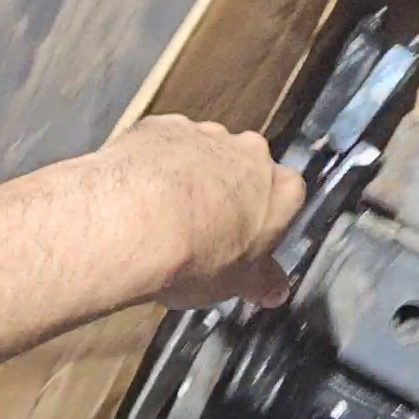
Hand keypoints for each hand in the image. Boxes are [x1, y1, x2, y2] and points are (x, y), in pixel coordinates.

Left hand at [57, 116, 305, 309]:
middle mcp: (250, 152)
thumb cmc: (197, 256)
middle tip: (203, 228)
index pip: (286, 199)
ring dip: (192, 175)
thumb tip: (276, 291)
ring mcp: (206, 134)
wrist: (133, 224)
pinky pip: (165, 144)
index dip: (264, 220)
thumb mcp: (237, 284)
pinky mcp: (164, 127)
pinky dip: (156, 164)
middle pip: (247, 169)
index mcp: (282, 189)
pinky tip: (138, 193)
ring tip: (163, 214)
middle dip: (230, 191)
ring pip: (205, 154)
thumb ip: (262, 281)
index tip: (244, 241)